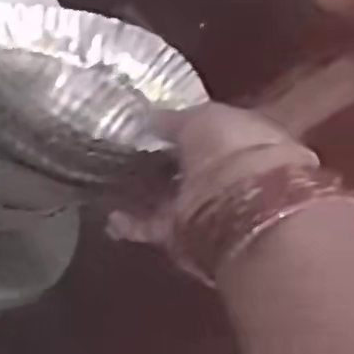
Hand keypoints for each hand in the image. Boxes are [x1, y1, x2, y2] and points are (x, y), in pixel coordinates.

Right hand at [111, 104, 321, 248]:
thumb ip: (175, 119)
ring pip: (167, 198)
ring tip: (109, 188)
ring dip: (141, 195)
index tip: (147, 130)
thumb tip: (149, 118)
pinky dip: (129, 223)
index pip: (208, 133)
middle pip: (186, 168)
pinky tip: (110, 216)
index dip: (179, 131)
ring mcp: (206, 207)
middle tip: (123, 158)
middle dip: (159, 165)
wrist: (241, 207)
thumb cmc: (232, 151)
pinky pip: (149, 227)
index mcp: (244, 139)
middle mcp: (228, 174)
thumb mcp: (204, 119)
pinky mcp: (183, 235)